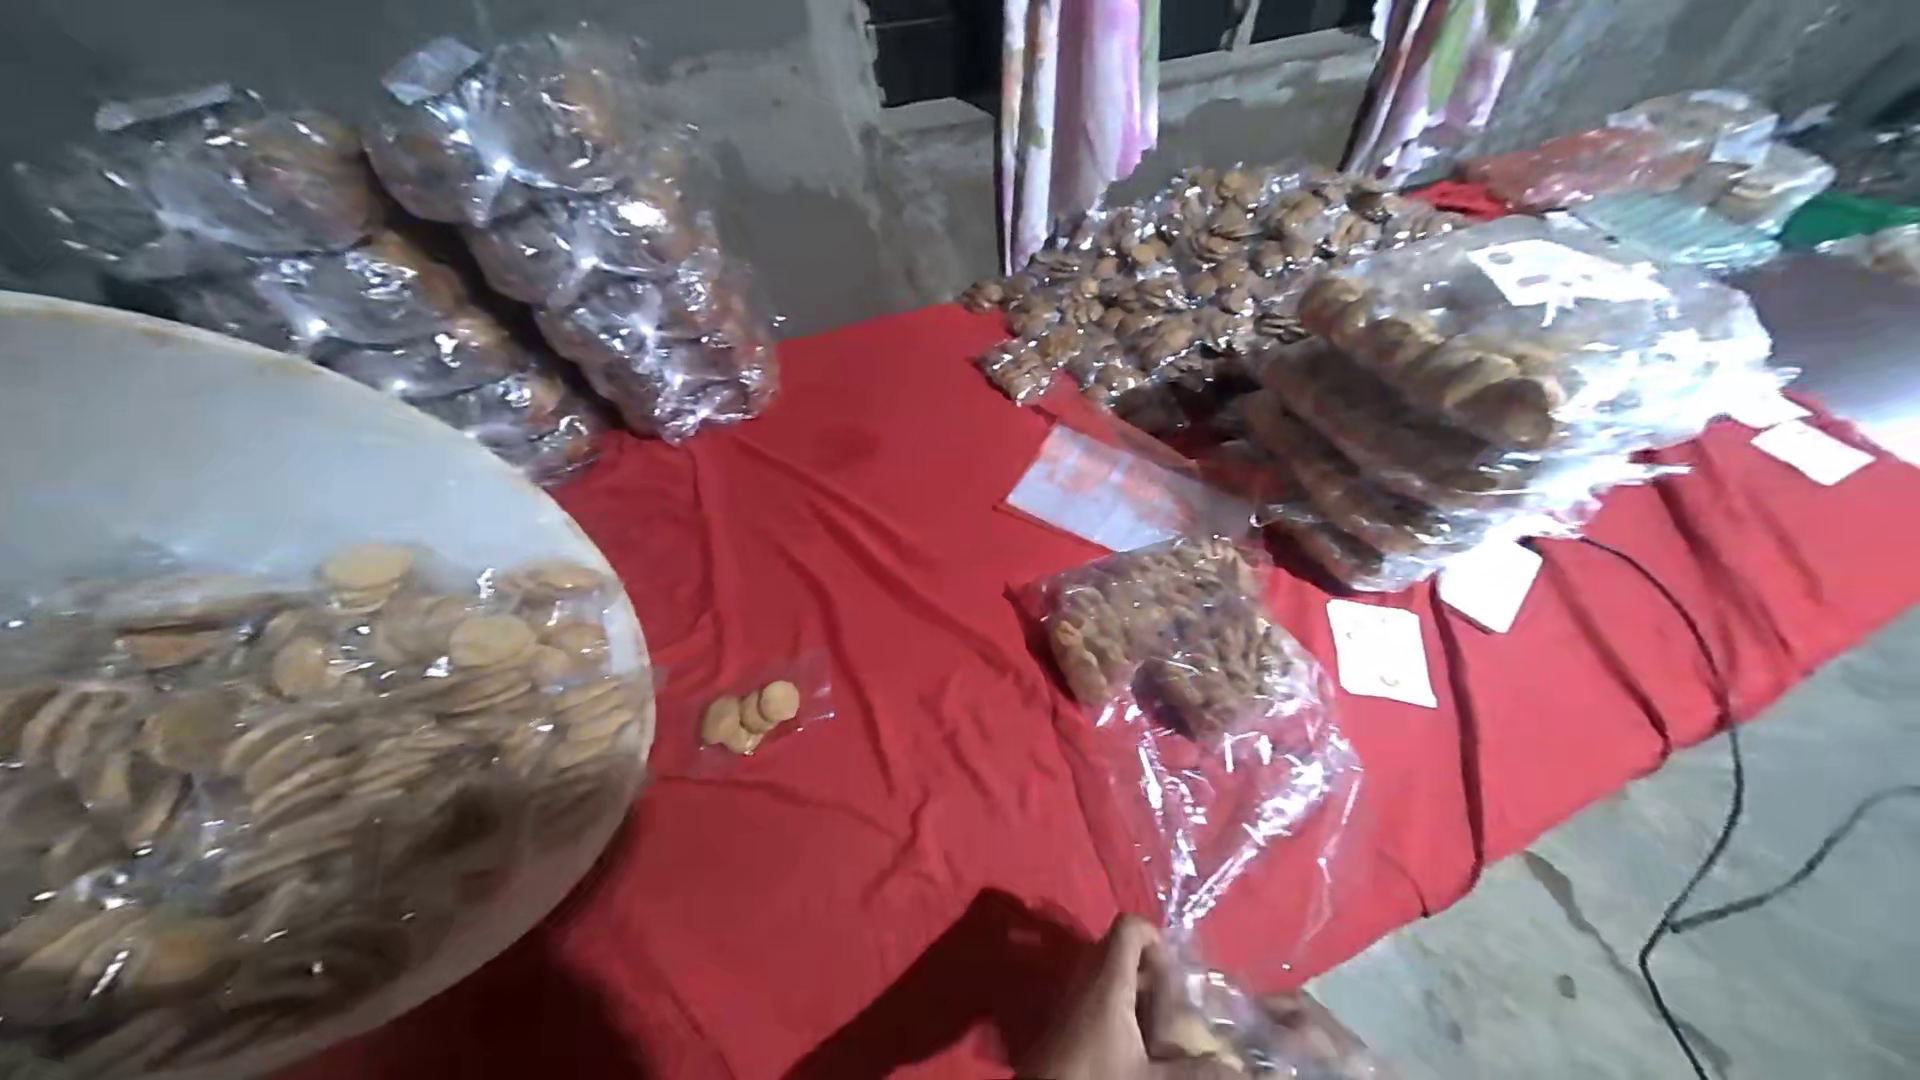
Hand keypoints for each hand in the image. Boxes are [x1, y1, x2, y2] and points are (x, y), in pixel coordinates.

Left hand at [1019, 915, 1243, 1079]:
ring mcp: (1074, 991)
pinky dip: (1119, 1006)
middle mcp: (1088, 973)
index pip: (1130, 926)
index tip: (1175, 976)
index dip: (1156, 938)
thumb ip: (1194, 1071)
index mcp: (1108, 978)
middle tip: (1176, 1011)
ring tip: (1161, 1033)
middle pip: (1123, 949)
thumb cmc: (1095, 1078)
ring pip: (1110, 972)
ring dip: (1137, 993)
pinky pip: (1097, 991)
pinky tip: (1135, 1045)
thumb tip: (1236, 1067)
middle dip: (1153, 974)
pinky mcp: (1066, 1013)